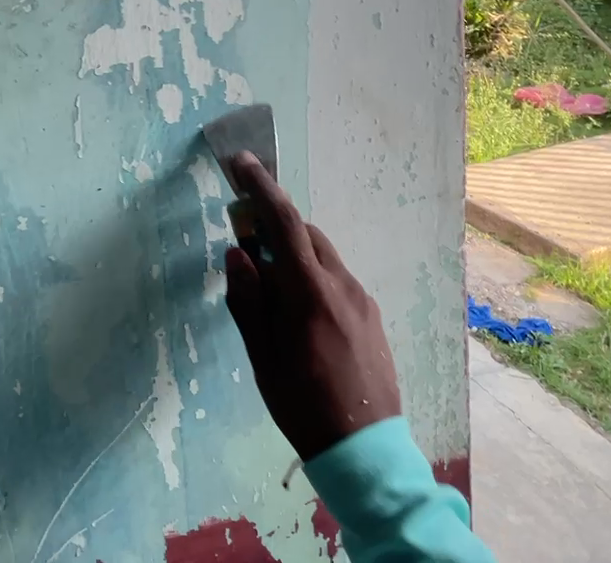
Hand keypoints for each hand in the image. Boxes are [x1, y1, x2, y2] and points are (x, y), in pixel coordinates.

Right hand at [223, 151, 400, 460]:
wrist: (365, 449)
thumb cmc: (301, 402)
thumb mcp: (261, 354)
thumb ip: (248, 298)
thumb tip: (238, 253)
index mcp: (309, 291)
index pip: (283, 222)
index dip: (261, 187)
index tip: (242, 162)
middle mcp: (342, 285)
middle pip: (305, 234)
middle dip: (275, 227)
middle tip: (248, 248)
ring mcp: (362, 300)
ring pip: (323, 256)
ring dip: (295, 255)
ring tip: (273, 292)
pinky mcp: (372, 316)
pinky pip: (337, 279)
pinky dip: (313, 277)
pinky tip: (302, 316)